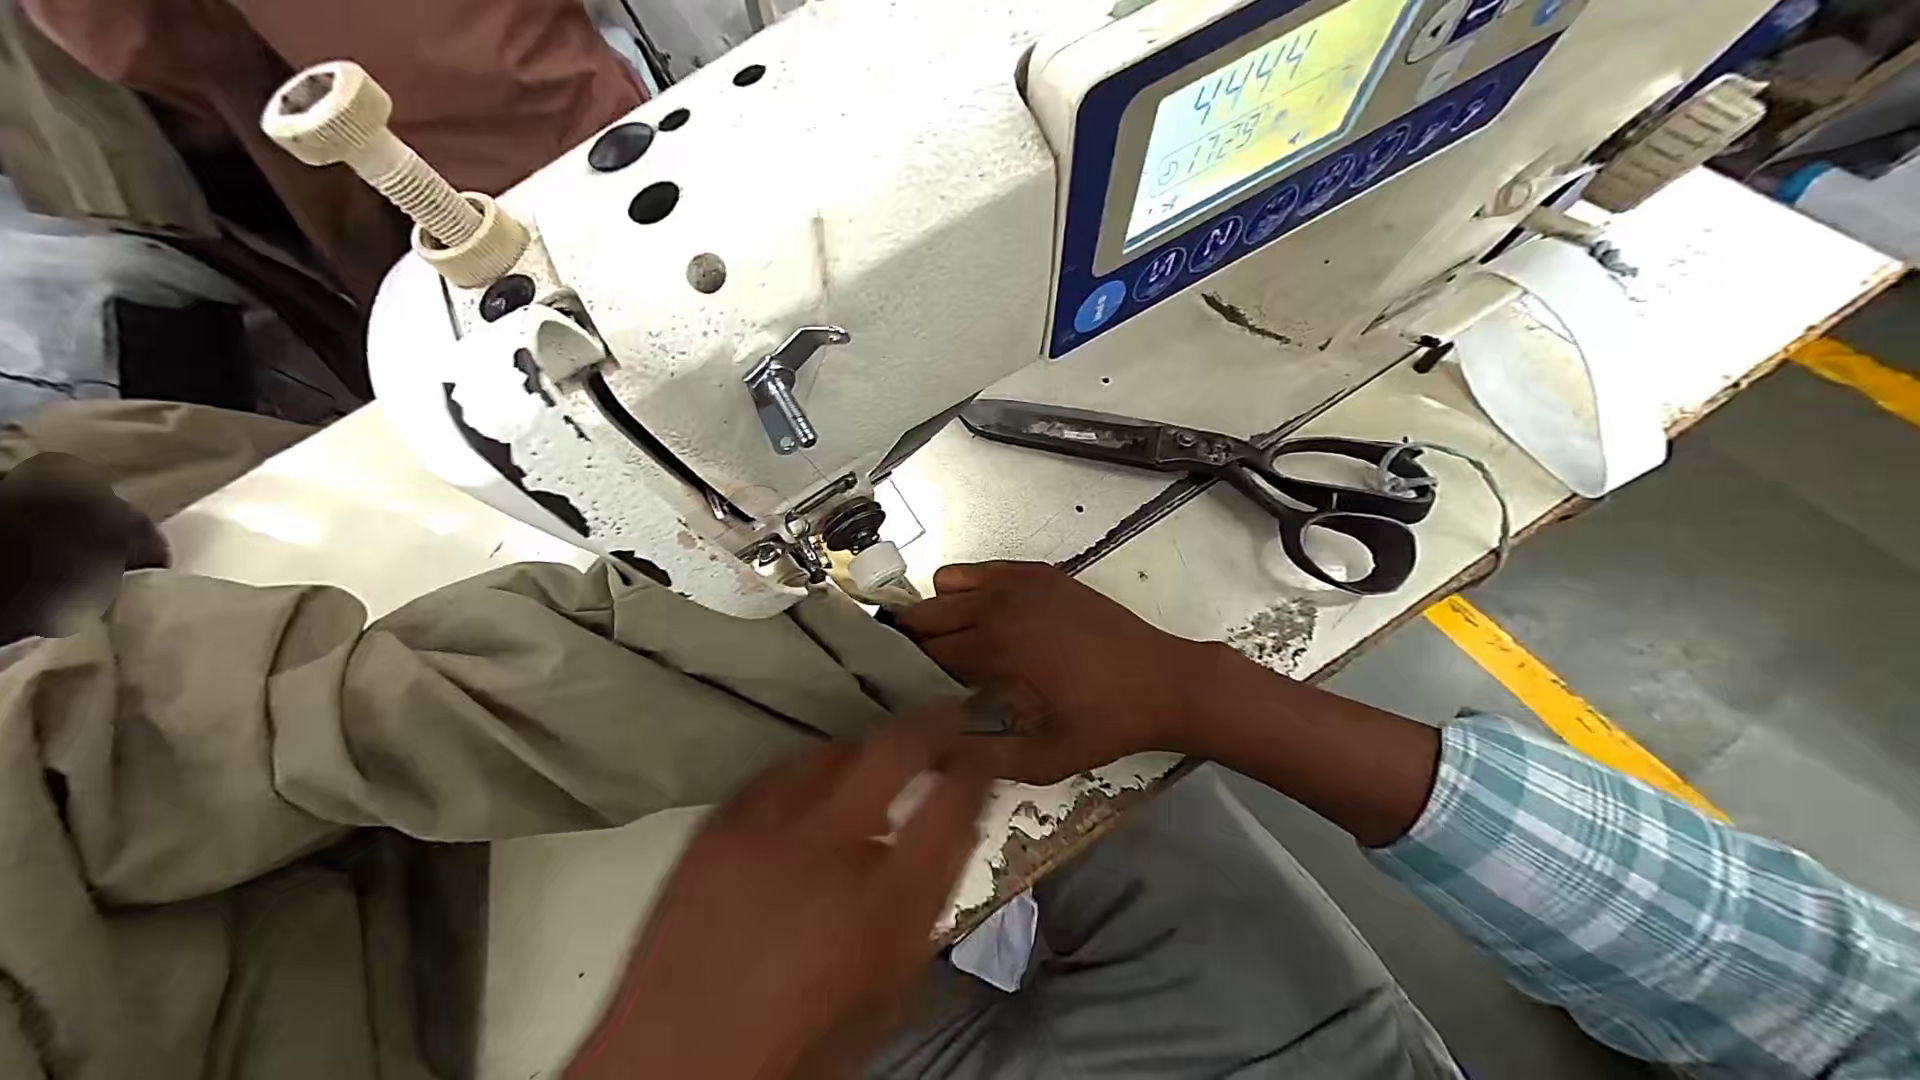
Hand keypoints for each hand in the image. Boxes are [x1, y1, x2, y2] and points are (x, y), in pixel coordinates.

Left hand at [567, 719, 991, 1079]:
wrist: (674, 1064)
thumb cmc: (799, 1040)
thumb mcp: (888, 987)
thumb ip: (927, 904)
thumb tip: (954, 833)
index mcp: (884, 903)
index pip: (953, 802)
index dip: (977, 763)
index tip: (983, 751)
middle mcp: (829, 849)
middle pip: (897, 749)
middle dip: (934, 724)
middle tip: (949, 714)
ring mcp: (767, 827)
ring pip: (835, 751)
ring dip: (867, 754)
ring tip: (877, 766)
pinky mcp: (720, 824)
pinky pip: (780, 772)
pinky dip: (809, 774)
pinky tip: (812, 794)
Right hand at [895, 562, 1218, 783]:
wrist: (1164, 682)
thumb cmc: (1106, 722)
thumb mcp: (1045, 758)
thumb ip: (984, 757)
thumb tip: (934, 753)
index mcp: (998, 648)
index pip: (928, 652)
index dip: (913, 673)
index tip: (911, 692)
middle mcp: (1002, 606)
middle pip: (928, 613)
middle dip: (917, 641)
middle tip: (924, 671)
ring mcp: (1022, 583)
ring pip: (948, 584)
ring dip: (940, 612)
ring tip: (956, 643)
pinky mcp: (1042, 574)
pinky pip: (983, 569)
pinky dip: (971, 588)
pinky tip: (987, 617)